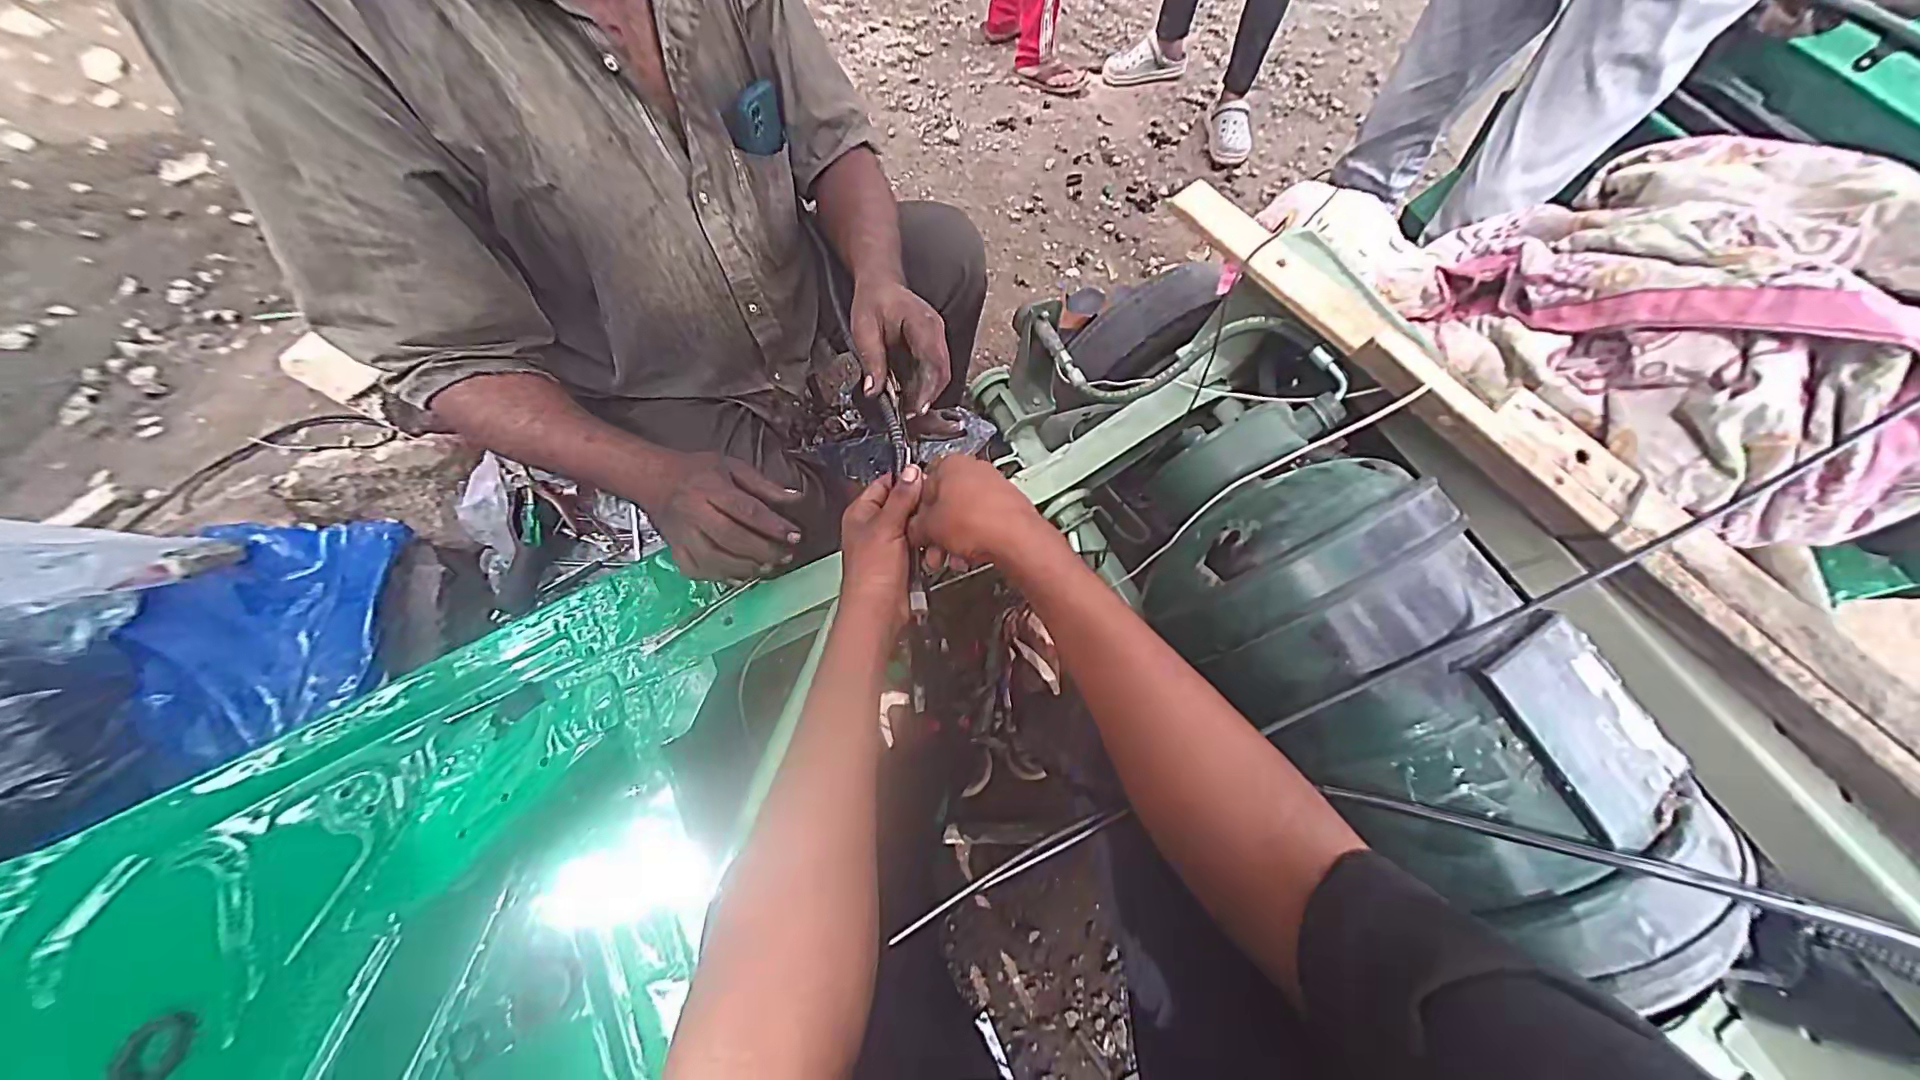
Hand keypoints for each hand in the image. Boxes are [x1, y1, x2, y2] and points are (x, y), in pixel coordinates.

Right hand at [646, 451, 804, 580]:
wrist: (652, 479)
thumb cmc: (696, 472)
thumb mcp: (732, 467)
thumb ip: (764, 485)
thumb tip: (796, 498)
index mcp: (709, 488)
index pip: (746, 510)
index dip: (773, 526)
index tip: (794, 535)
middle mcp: (693, 513)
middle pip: (732, 538)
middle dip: (763, 550)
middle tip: (785, 555)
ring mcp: (681, 535)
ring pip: (715, 559)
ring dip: (746, 568)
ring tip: (768, 566)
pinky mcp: (675, 550)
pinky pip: (698, 571)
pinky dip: (722, 577)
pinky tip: (742, 575)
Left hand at [839, 467, 922, 620]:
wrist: (879, 609)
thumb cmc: (871, 572)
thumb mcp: (887, 526)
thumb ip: (901, 498)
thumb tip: (911, 472)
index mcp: (860, 513)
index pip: (884, 484)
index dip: (904, 479)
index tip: (925, 477)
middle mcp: (873, 526)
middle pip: (901, 504)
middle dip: (918, 505)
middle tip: (934, 503)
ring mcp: (888, 544)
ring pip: (913, 525)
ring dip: (924, 527)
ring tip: (932, 528)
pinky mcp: (902, 560)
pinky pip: (919, 544)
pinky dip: (927, 545)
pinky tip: (933, 545)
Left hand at [848, 277, 949, 416]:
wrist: (880, 284)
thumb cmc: (873, 301)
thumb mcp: (864, 330)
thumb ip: (871, 360)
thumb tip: (873, 391)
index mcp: (924, 325)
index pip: (935, 363)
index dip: (929, 389)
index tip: (917, 409)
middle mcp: (936, 333)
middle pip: (942, 373)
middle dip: (926, 397)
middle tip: (908, 415)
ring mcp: (936, 340)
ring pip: (938, 376)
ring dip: (923, 394)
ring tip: (905, 409)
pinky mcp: (931, 348)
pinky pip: (931, 372)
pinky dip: (920, 387)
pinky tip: (905, 396)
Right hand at [907, 456, 1057, 570]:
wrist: (1015, 539)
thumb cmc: (978, 523)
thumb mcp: (930, 528)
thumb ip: (915, 526)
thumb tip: (914, 530)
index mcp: (951, 464)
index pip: (923, 485)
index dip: (917, 511)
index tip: (916, 528)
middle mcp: (974, 470)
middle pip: (945, 503)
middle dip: (937, 531)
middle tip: (932, 549)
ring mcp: (994, 486)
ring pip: (963, 514)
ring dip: (953, 539)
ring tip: (951, 557)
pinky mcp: (1008, 505)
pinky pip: (982, 521)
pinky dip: (974, 537)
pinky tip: (969, 556)